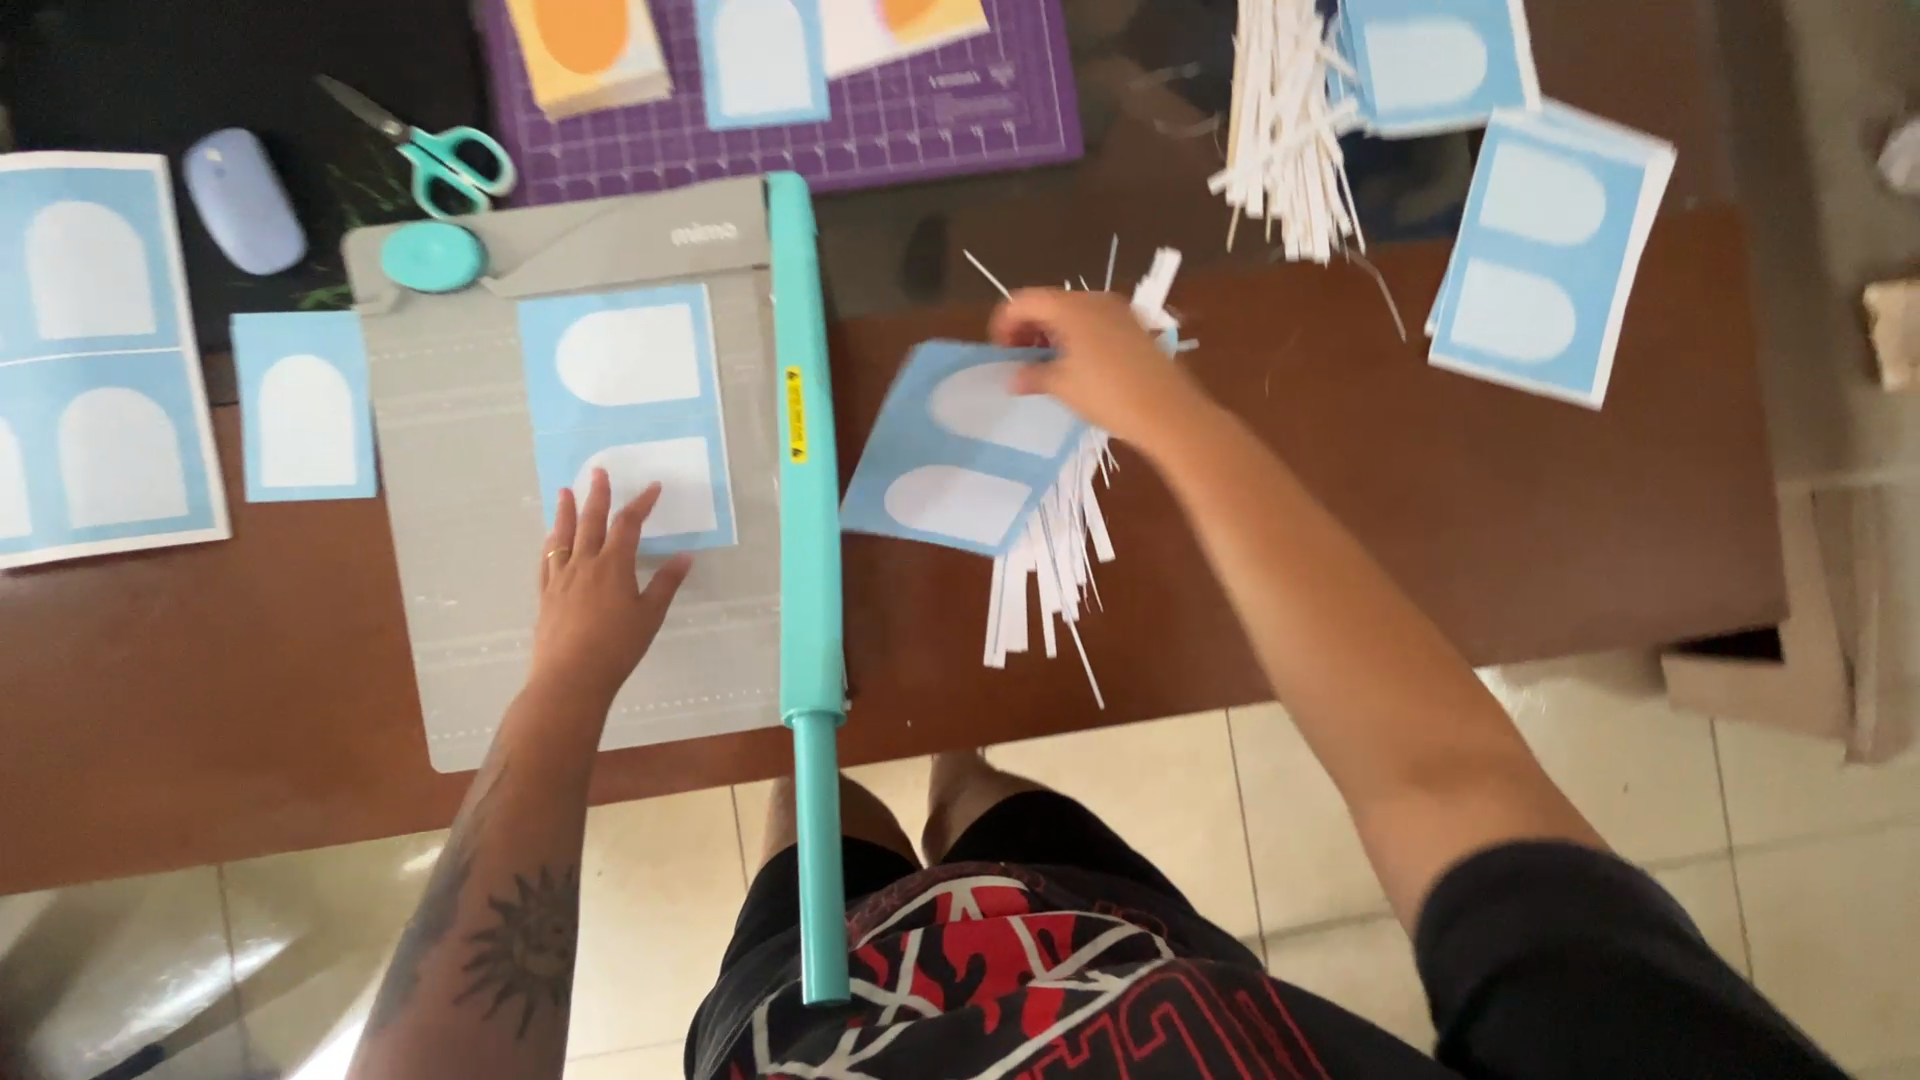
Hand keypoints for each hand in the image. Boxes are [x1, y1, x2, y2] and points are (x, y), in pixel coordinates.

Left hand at [530, 468, 692, 703]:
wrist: (570, 678)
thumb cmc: (617, 647)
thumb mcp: (650, 615)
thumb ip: (666, 583)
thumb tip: (685, 556)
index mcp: (613, 565)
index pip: (628, 524)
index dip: (641, 503)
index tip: (653, 487)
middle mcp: (584, 564)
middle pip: (591, 521)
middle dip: (597, 495)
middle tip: (598, 472)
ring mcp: (560, 578)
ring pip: (563, 536)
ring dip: (565, 512)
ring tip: (563, 492)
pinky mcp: (546, 595)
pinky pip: (547, 560)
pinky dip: (550, 544)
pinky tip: (550, 540)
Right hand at [987, 288, 1214, 452]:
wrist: (1168, 411)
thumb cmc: (1108, 396)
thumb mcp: (1062, 386)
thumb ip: (1032, 375)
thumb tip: (1013, 377)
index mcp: (1071, 307)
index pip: (1023, 301)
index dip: (1004, 323)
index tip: (999, 351)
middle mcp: (1094, 299)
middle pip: (1048, 303)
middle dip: (1028, 328)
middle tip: (1018, 359)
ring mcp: (1119, 311)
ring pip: (1072, 313)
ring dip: (1052, 333)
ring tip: (1045, 365)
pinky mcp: (1134, 327)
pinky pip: (1094, 323)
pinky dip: (1076, 336)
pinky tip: (1076, 366)